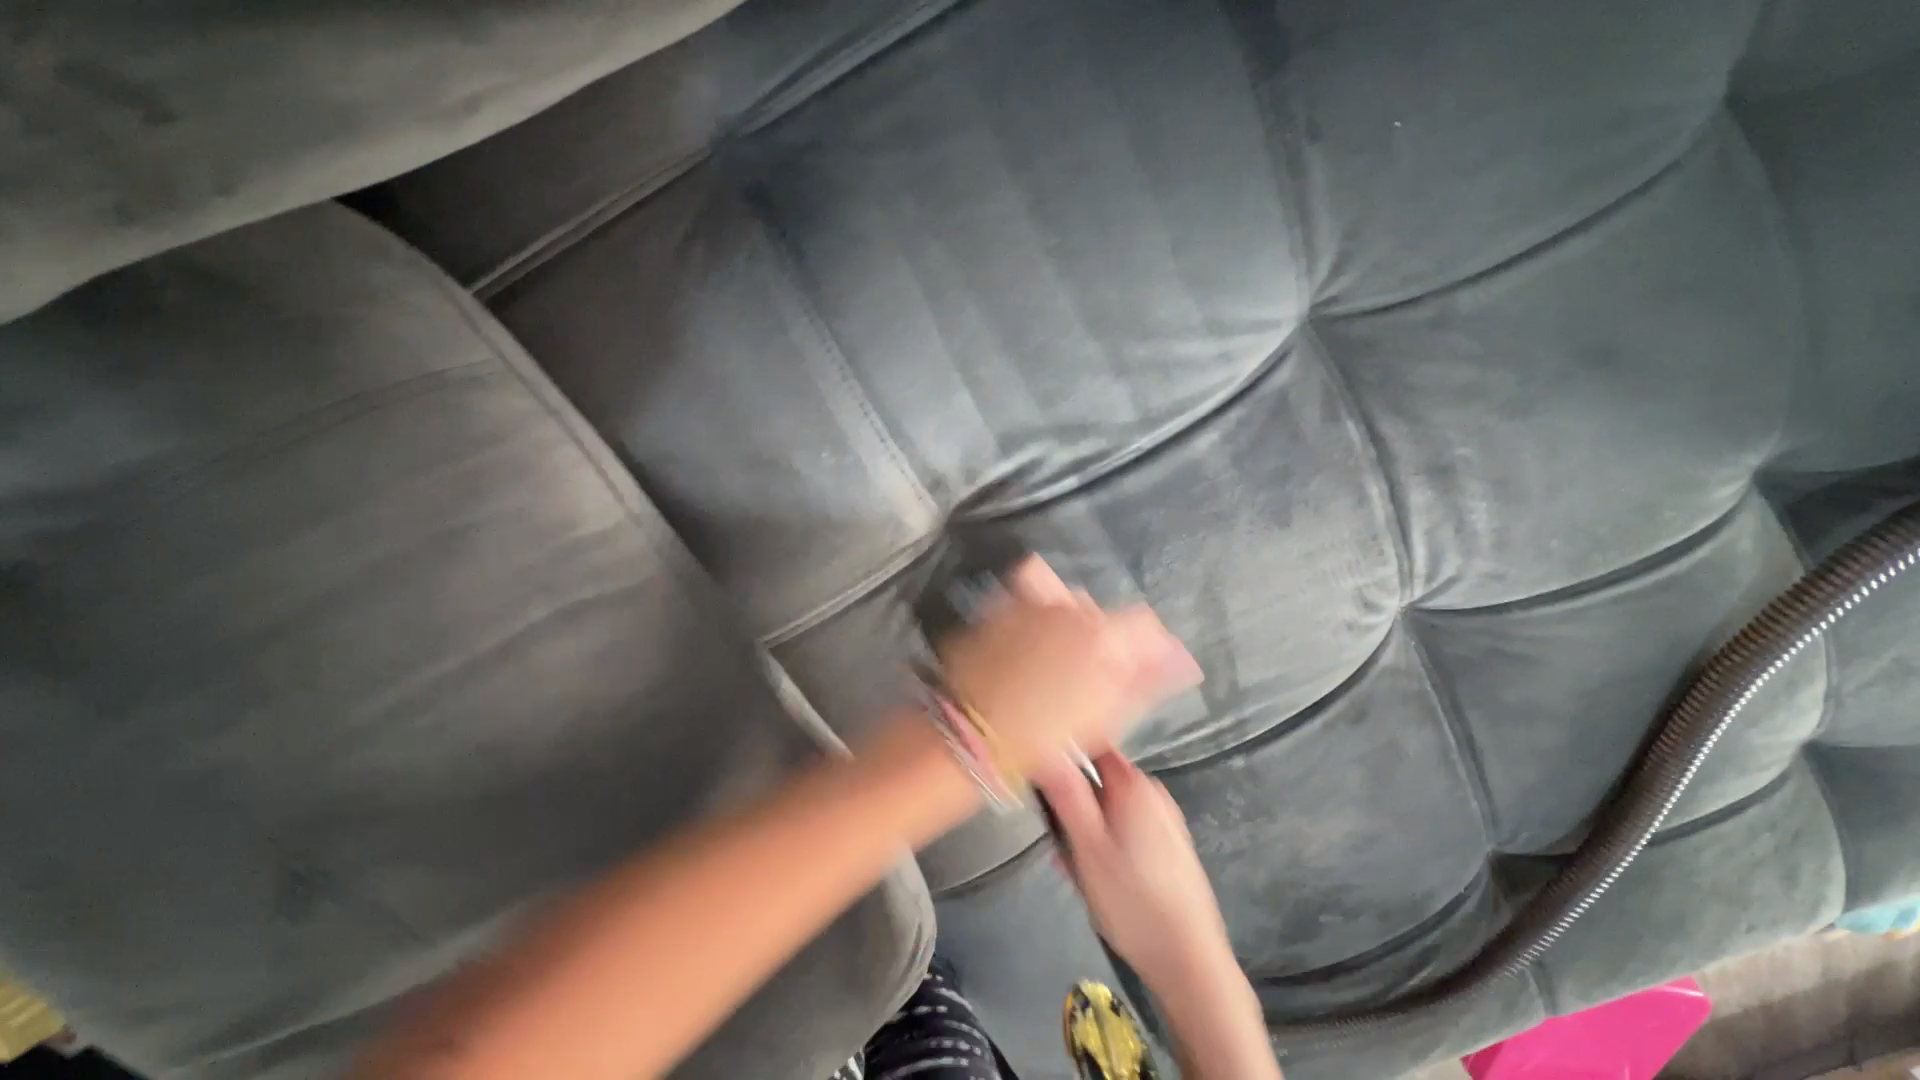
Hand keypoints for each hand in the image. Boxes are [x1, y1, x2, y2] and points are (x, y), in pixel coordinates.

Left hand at [934, 557, 1200, 776]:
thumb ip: (1145, 681)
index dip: (1152, 646)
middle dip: (1107, 637)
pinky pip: (1029, 594)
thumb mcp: (1103, 717)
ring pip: (1066, 601)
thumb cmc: (1039, 738)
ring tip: (1059, 660)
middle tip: (1095, 676)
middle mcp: (1070, 609)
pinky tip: (1031, 639)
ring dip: (1072, 623)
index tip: (1149, 668)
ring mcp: (1031, 603)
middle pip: (1103, 613)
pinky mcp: (998, 607)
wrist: (966, 732)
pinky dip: (1039, 610)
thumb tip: (1180, 662)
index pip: (1146, 624)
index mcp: (1104, 637)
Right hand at [1034, 750, 1236, 987]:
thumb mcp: (1087, 848)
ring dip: (1087, 833)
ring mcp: (1165, 821)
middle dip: (1074, 809)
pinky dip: (1108, 848)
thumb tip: (1045, 747)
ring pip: (1110, 811)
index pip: (1090, 745)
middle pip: (1099, 782)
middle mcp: (1154, 793)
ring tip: (1078, 872)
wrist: (1189, 960)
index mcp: (1134, 785)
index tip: (1041, 784)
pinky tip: (1101, 882)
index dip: (1062, 758)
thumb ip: (1065, 794)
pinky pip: (1127, 832)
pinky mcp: (1170, 848)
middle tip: (1060, 846)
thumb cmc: (1132, 902)